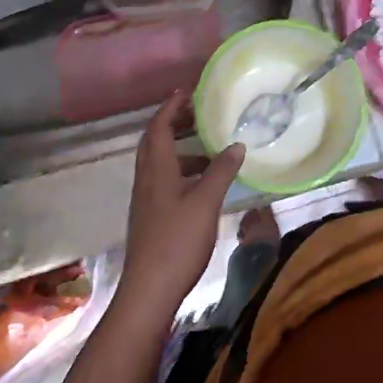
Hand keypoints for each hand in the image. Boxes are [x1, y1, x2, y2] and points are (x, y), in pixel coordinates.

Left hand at [115, 92, 244, 318]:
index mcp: (156, 168)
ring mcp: (146, 199)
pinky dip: (182, 172)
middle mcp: (146, 178)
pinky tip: (203, 187)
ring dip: (182, 151)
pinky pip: (164, 181)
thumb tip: (236, 144)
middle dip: (175, 124)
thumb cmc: (177, 240)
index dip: (171, 107)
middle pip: (156, 141)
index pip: (158, 126)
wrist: (149, 290)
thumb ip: (220, 171)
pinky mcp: (151, 217)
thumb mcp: (206, 202)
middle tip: (200, 116)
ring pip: (161, 163)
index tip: (187, 92)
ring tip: (211, 152)